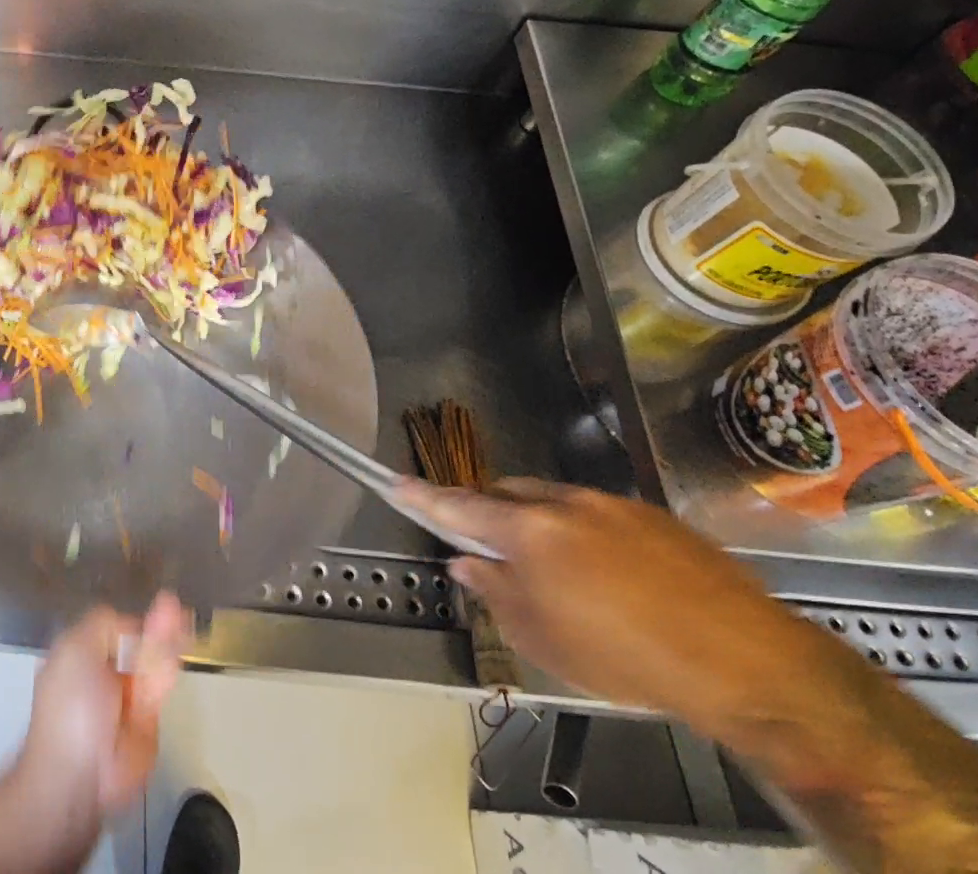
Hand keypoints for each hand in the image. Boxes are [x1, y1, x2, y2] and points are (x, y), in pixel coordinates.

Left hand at [16, 591, 190, 816]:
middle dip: (153, 624)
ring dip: (166, 634)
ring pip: (151, 658)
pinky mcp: (148, 715)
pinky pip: (160, 682)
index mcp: (77, 657)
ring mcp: (125, 694)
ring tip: (179, 611)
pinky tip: (180, 632)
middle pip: (134, 641)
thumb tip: (130, 623)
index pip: (107, 629)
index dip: (127, 620)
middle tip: (172, 605)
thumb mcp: (74, 649)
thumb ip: (101, 625)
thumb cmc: (70, 705)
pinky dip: (170, 658)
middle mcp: (102, 673)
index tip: (145, 607)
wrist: (82, 770)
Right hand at [398, 477, 836, 725]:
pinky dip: (580, 532)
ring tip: (549, 568)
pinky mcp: (659, 519)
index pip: (460, 506)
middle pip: (507, 494)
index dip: (424, 496)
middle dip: (486, 511)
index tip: (396, 482)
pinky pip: (597, 514)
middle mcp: (569, 505)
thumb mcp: (540, 638)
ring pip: (554, 501)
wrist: (750, 665)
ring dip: (535, 522)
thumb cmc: (626, 659)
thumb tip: (470, 564)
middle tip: (484, 546)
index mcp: (530, 532)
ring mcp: (618, 507)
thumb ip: (495, 592)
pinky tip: (602, 575)